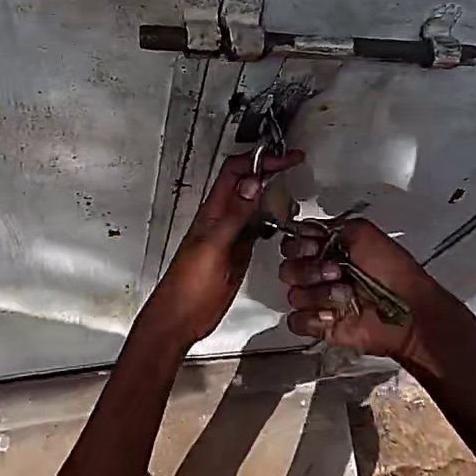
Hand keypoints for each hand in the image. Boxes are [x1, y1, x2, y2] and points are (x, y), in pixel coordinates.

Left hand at [137, 149, 304, 350]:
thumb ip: (234, 216)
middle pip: (245, 181)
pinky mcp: (238, 251)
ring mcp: (230, 234)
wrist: (181, 317)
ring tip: (293, 187)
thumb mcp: (213, 248)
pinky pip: (256, 226)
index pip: (236, 172)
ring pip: (251, 202)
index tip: (286, 157)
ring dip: (271, 190)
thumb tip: (251, 184)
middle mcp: (221, 218)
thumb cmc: (188, 286)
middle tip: (295, 164)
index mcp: (213, 212)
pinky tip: (282, 221)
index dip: (259, 159)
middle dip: (268, 167)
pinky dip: (270, 217)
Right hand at [279, 218, 454, 368]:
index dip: (299, 245)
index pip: (291, 243)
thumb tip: (308, 229)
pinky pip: (297, 321)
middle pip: (287, 269)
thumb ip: (331, 225)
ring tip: (345, 296)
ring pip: (293, 294)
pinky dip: (314, 318)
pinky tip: (334, 315)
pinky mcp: (319, 326)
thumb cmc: (393, 272)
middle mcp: (318, 274)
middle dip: (309, 270)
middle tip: (336, 272)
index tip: (316, 247)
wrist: (410, 311)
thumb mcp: (364, 233)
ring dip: (319, 295)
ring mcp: (317, 301)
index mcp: (324, 250)